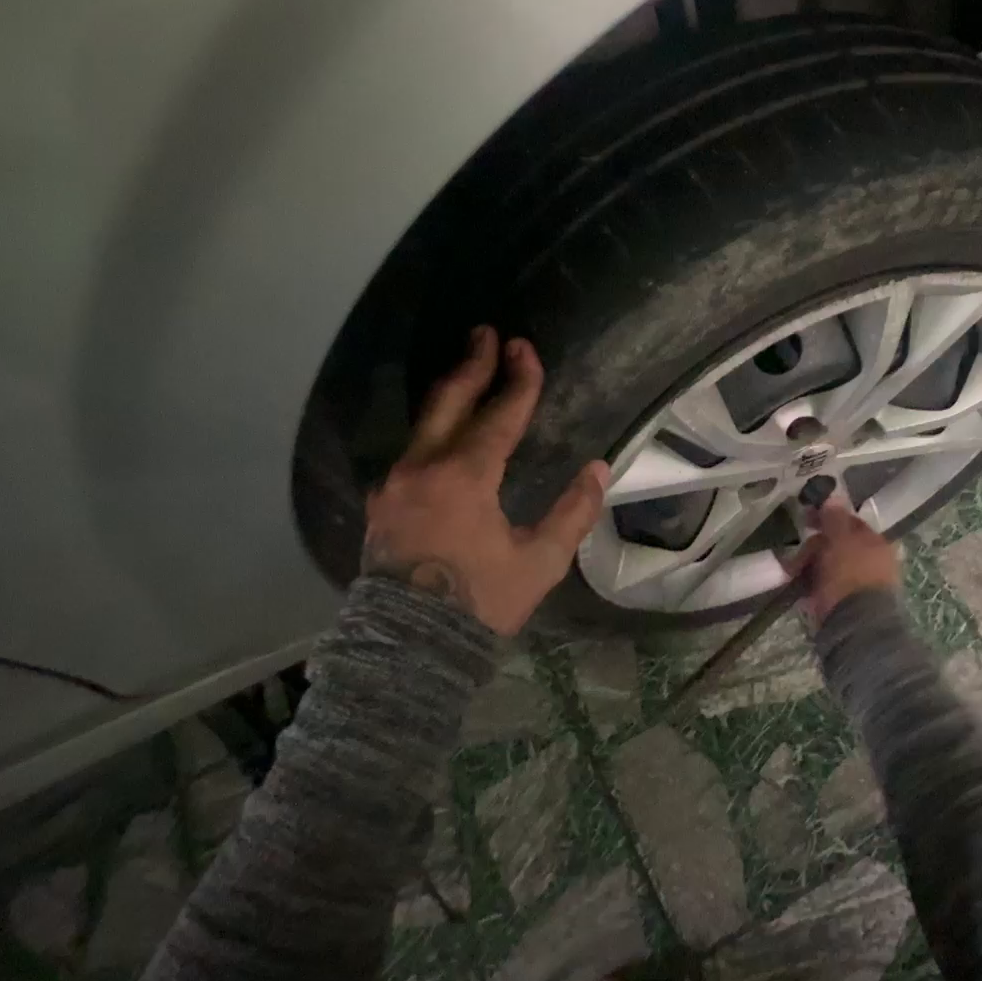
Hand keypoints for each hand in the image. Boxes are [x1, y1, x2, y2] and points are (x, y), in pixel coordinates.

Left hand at [362, 325, 609, 634]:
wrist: (411, 646)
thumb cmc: (481, 602)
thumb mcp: (539, 562)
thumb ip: (572, 513)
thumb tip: (599, 470)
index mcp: (465, 478)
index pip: (498, 416)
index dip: (519, 382)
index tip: (527, 349)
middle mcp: (423, 468)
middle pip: (448, 401)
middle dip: (471, 364)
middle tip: (487, 333)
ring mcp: (394, 483)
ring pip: (424, 423)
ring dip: (450, 393)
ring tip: (469, 371)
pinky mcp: (382, 502)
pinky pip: (410, 450)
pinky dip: (433, 428)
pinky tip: (445, 430)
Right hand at [786, 497, 900, 623]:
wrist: (856, 625)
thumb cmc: (851, 575)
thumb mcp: (841, 540)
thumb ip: (835, 519)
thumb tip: (832, 497)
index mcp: (877, 543)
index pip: (849, 523)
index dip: (826, 518)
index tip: (804, 519)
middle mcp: (871, 562)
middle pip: (835, 545)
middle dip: (813, 548)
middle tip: (797, 557)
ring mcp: (859, 585)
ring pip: (826, 567)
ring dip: (807, 567)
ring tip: (793, 576)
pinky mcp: (845, 605)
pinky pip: (823, 588)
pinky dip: (810, 587)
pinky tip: (800, 590)